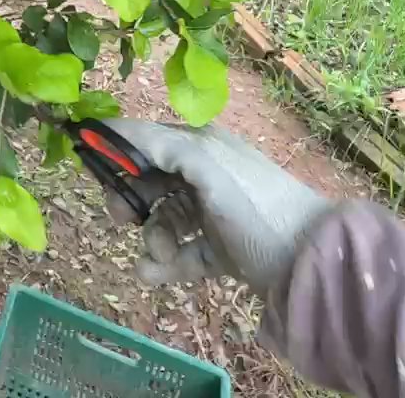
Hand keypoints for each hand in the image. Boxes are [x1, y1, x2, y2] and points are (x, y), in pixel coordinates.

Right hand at [101, 118, 330, 294]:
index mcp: (203, 146)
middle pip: (151, 181)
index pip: (147, 138)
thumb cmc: (258, 210)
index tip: (84, 159)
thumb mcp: (209, 170)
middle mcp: (205, 173)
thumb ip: (163, 146)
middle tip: (117, 219)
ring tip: (154, 261)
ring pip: (165, 219)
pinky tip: (153, 276)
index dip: (116, 148)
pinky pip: (184, 249)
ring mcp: (214, 212)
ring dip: (152, 239)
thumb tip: (113, 127)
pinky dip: (167, 262)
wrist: (319, 268)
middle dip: (131, 201)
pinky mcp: (224, 247)